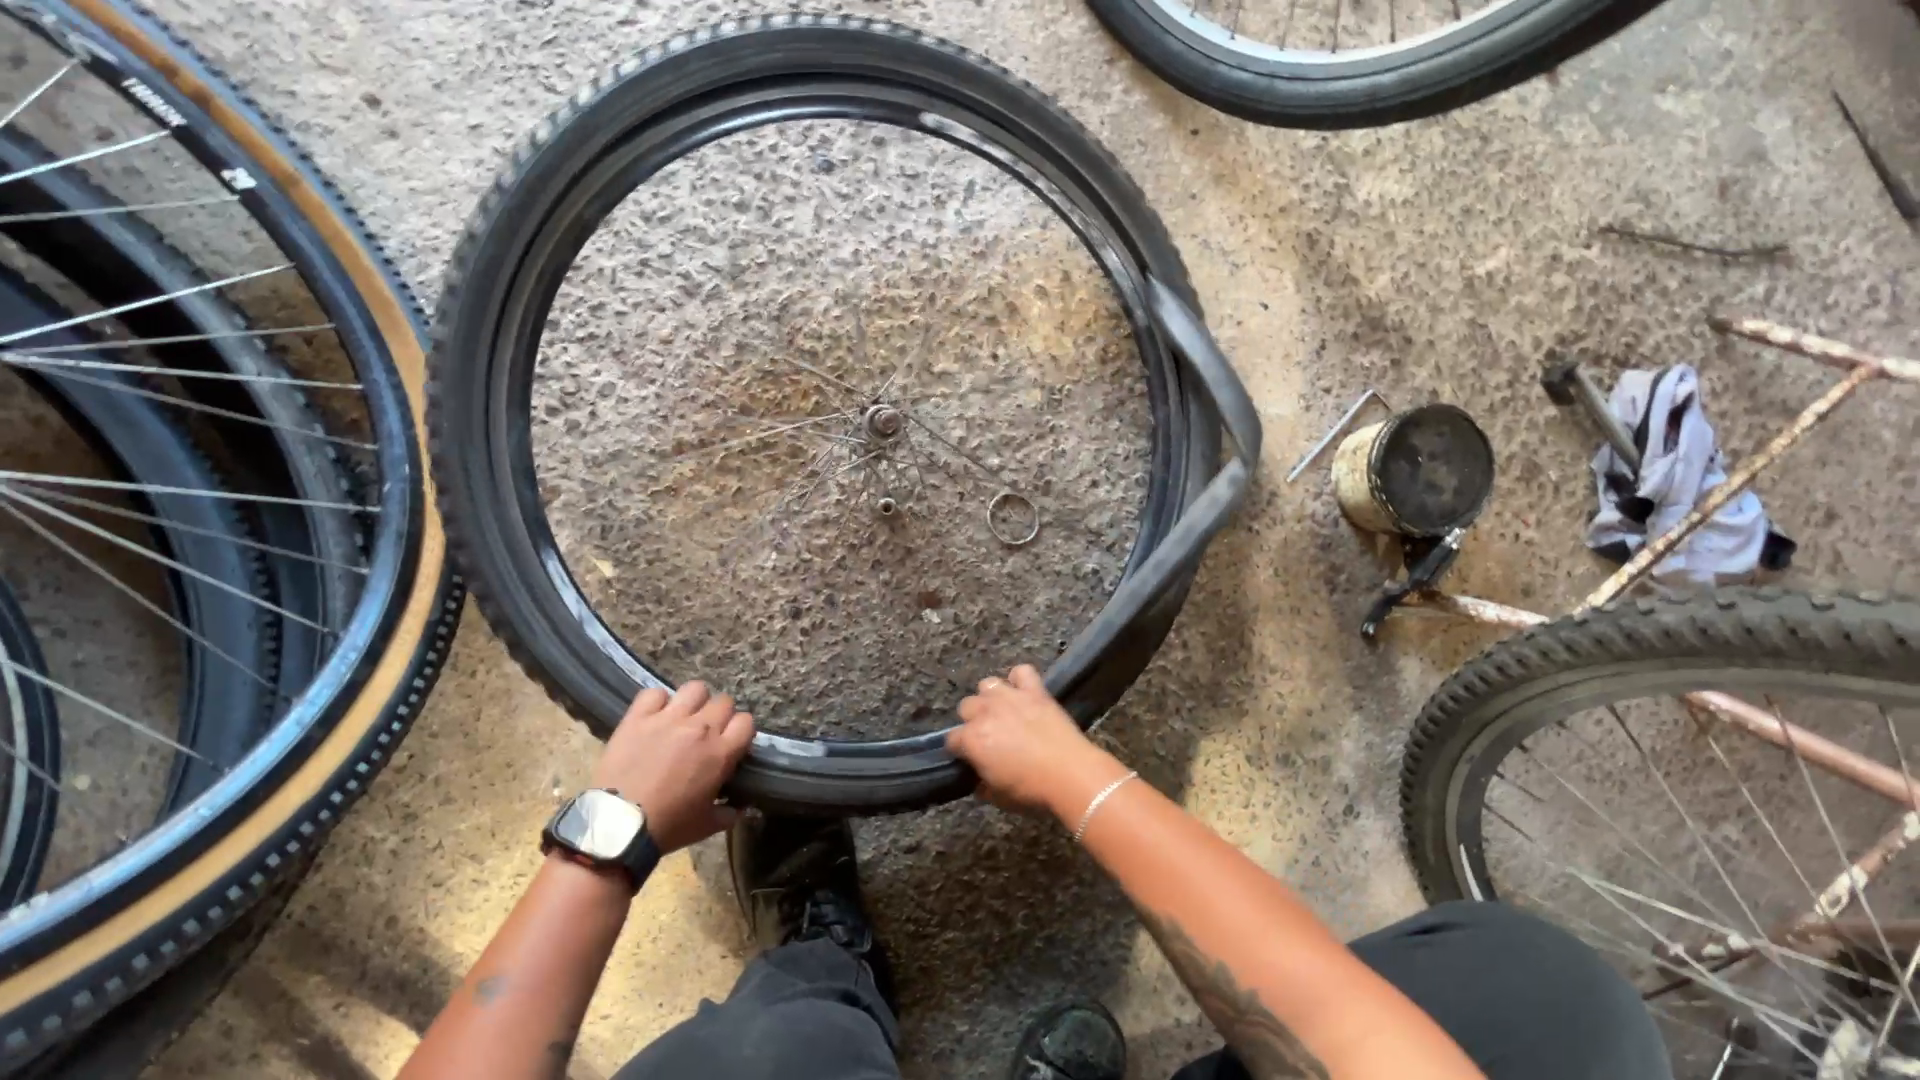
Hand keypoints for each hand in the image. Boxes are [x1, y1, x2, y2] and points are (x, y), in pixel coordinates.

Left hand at [591, 682, 754, 852]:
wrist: (619, 825)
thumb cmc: (668, 826)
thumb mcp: (706, 825)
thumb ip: (728, 813)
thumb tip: (737, 808)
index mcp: (721, 753)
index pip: (746, 722)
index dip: (740, 731)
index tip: (730, 742)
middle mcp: (700, 728)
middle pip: (723, 702)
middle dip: (719, 715)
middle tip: (706, 732)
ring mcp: (668, 719)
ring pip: (694, 689)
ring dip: (693, 701)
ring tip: (683, 717)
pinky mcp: (638, 717)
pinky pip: (654, 693)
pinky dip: (657, 702)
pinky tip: (654, 716)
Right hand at [947, 664, 1130, 821]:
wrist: (1071, 775)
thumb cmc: (1031, 791)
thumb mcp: (998, 797)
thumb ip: (982, 785)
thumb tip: (979, 780)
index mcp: (972, 740)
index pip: (952, 739)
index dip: (959, 749)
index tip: (969, 757)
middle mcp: (986, 712)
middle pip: (966, 706)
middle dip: (973, 720)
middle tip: (988, 736)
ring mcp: (1010, 697)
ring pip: (987, 684)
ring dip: (991, 698)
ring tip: (1003, 712)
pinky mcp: (1035, 691)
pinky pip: (1022, 672)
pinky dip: (1020, 680)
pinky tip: (1024, 693)